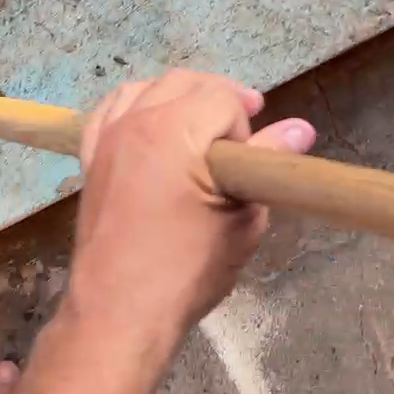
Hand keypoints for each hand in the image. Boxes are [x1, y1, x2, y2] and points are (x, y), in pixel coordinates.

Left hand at [66, 69, 316, 341]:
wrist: (120, 311)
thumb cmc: (187, 269)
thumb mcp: (241, 218)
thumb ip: (266, 163)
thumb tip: (301, 129)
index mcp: (175, 130)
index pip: (223, 99)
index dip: (244, 125)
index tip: (246, 161)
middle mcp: (138, 119)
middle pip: (186, 82)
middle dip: (220, 98)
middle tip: (245, 128)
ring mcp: (109, 135)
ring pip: (149, 87)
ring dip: (180, 95)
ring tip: (202, 121)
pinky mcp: (92, 154)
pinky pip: (113, 107)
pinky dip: (137, 103)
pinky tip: (150, 117)